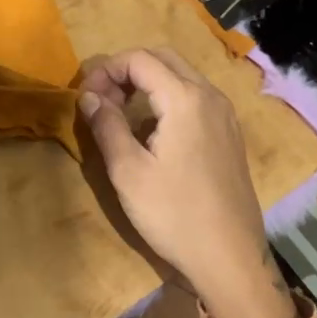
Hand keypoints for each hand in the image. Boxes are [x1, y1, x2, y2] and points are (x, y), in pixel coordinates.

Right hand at [78, 48, 299, 317]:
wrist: (230, 259)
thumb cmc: (174, 215)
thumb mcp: (128, 172)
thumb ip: (107, 126)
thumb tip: (89, 97)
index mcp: (185, 99)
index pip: (139, 59)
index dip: (106, 70)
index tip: (86, 99)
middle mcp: (210, 96)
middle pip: (163, 59)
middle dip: (127, 71)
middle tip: (102, 100)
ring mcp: (225, 115)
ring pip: (181, 76)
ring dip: (147, 83)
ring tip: (120, 114)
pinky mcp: (229, 134)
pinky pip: (194, 97)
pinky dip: (167, 98)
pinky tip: (150, 131)